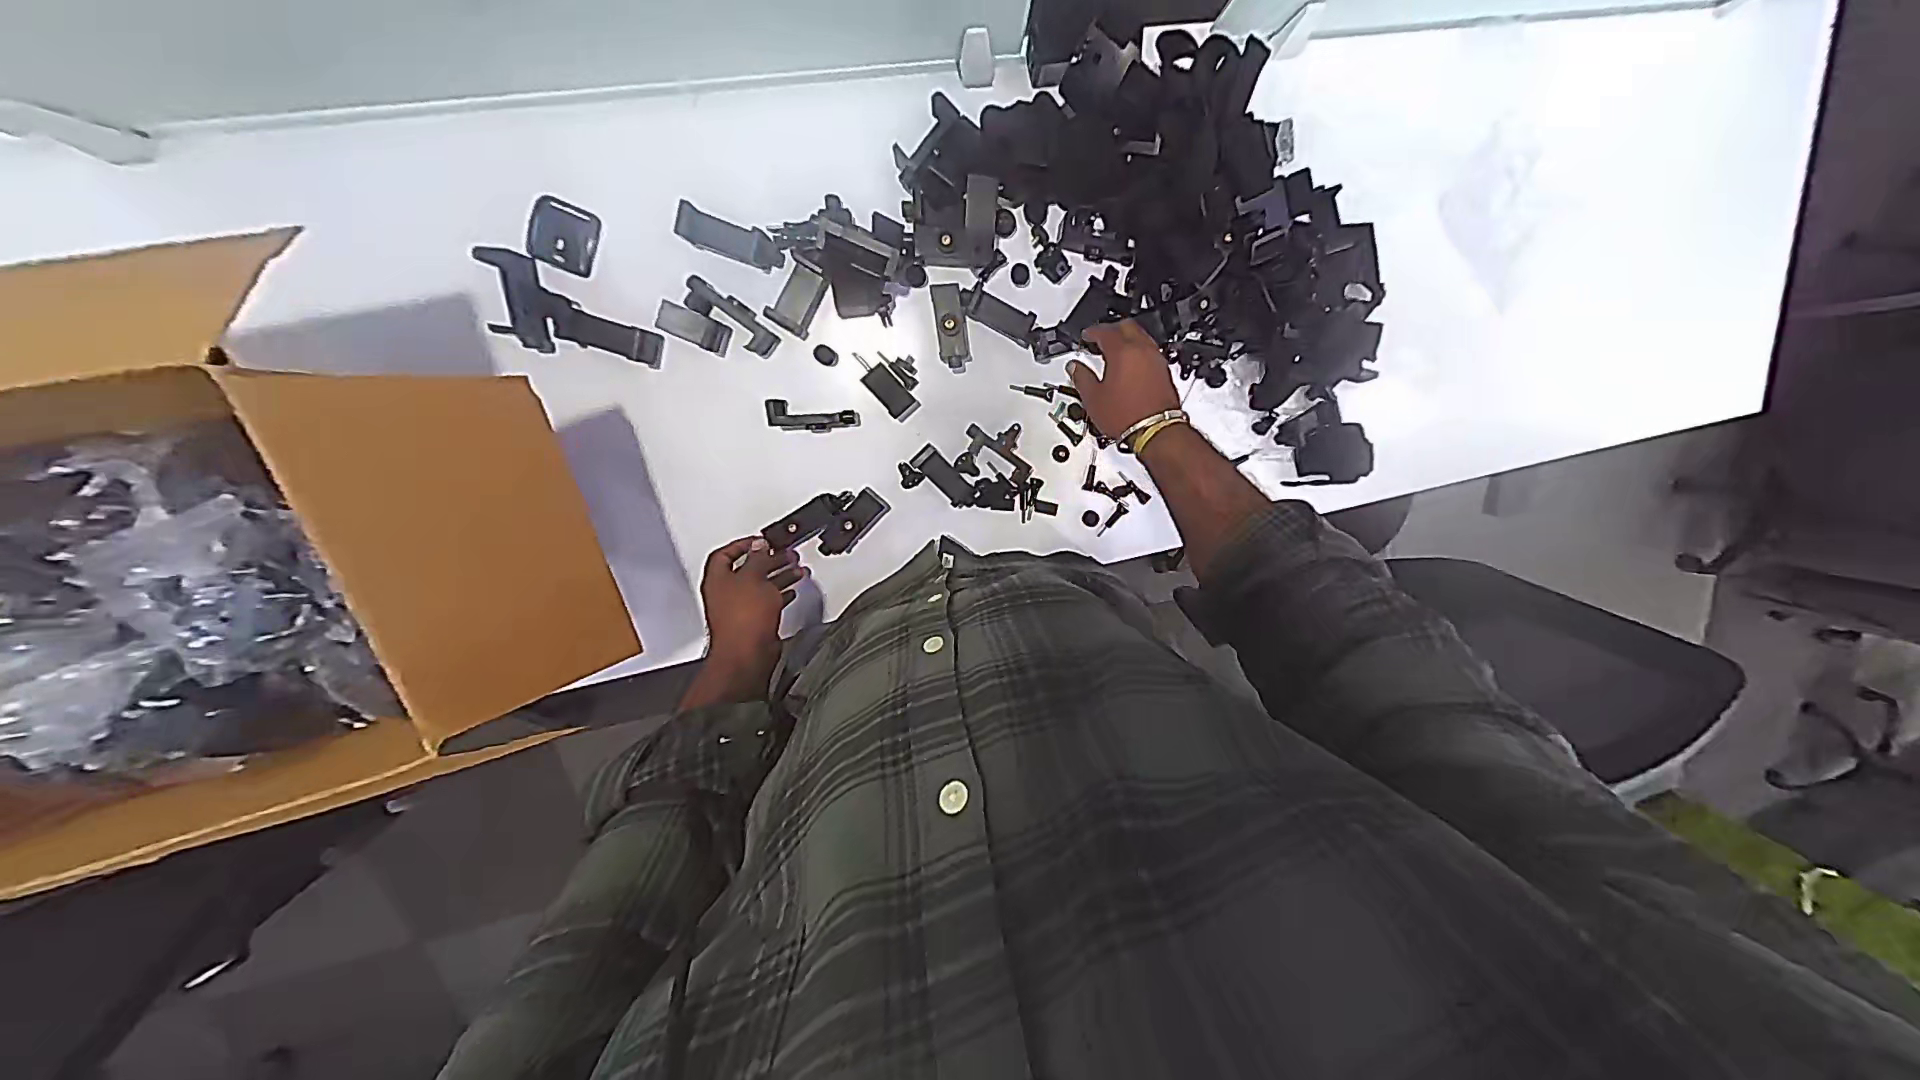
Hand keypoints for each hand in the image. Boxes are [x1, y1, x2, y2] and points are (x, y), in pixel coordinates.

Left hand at [682, 537, 807, 707]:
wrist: (747, 655)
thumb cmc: (742, 620)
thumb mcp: (754, 578)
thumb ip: (758, 558)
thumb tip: (759, 546)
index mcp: (718, 579)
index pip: (726, 553)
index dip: (743, 544)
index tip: (760, 541)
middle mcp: (725, 593)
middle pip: (746, 569)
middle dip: (767, 560)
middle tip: (783, 553)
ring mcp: (738, 609)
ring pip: (760, 585)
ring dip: (778, 575)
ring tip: (795, 569)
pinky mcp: (752, 622)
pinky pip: (767, 601)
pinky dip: (779, 593)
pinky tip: (789, 591)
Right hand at [1069, 320, 1180, 439]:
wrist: (1154, 431)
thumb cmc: (1127, 416)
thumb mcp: (1093, 397)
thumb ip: (1081, 377)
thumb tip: (1074, 368)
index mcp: (1122, 352)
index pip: (1104, 331)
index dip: (1091, 332)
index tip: (1086, 336)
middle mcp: (1142, 351)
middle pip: (1127, 326)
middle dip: (1111, 330)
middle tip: (1099, 339)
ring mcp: (1156, 360)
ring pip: (1141, 338)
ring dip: (1126, 340)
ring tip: (1113, 354)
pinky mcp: (1164, 371)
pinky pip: (1149, 352)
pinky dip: (1137, 353)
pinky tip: (1129, 367)